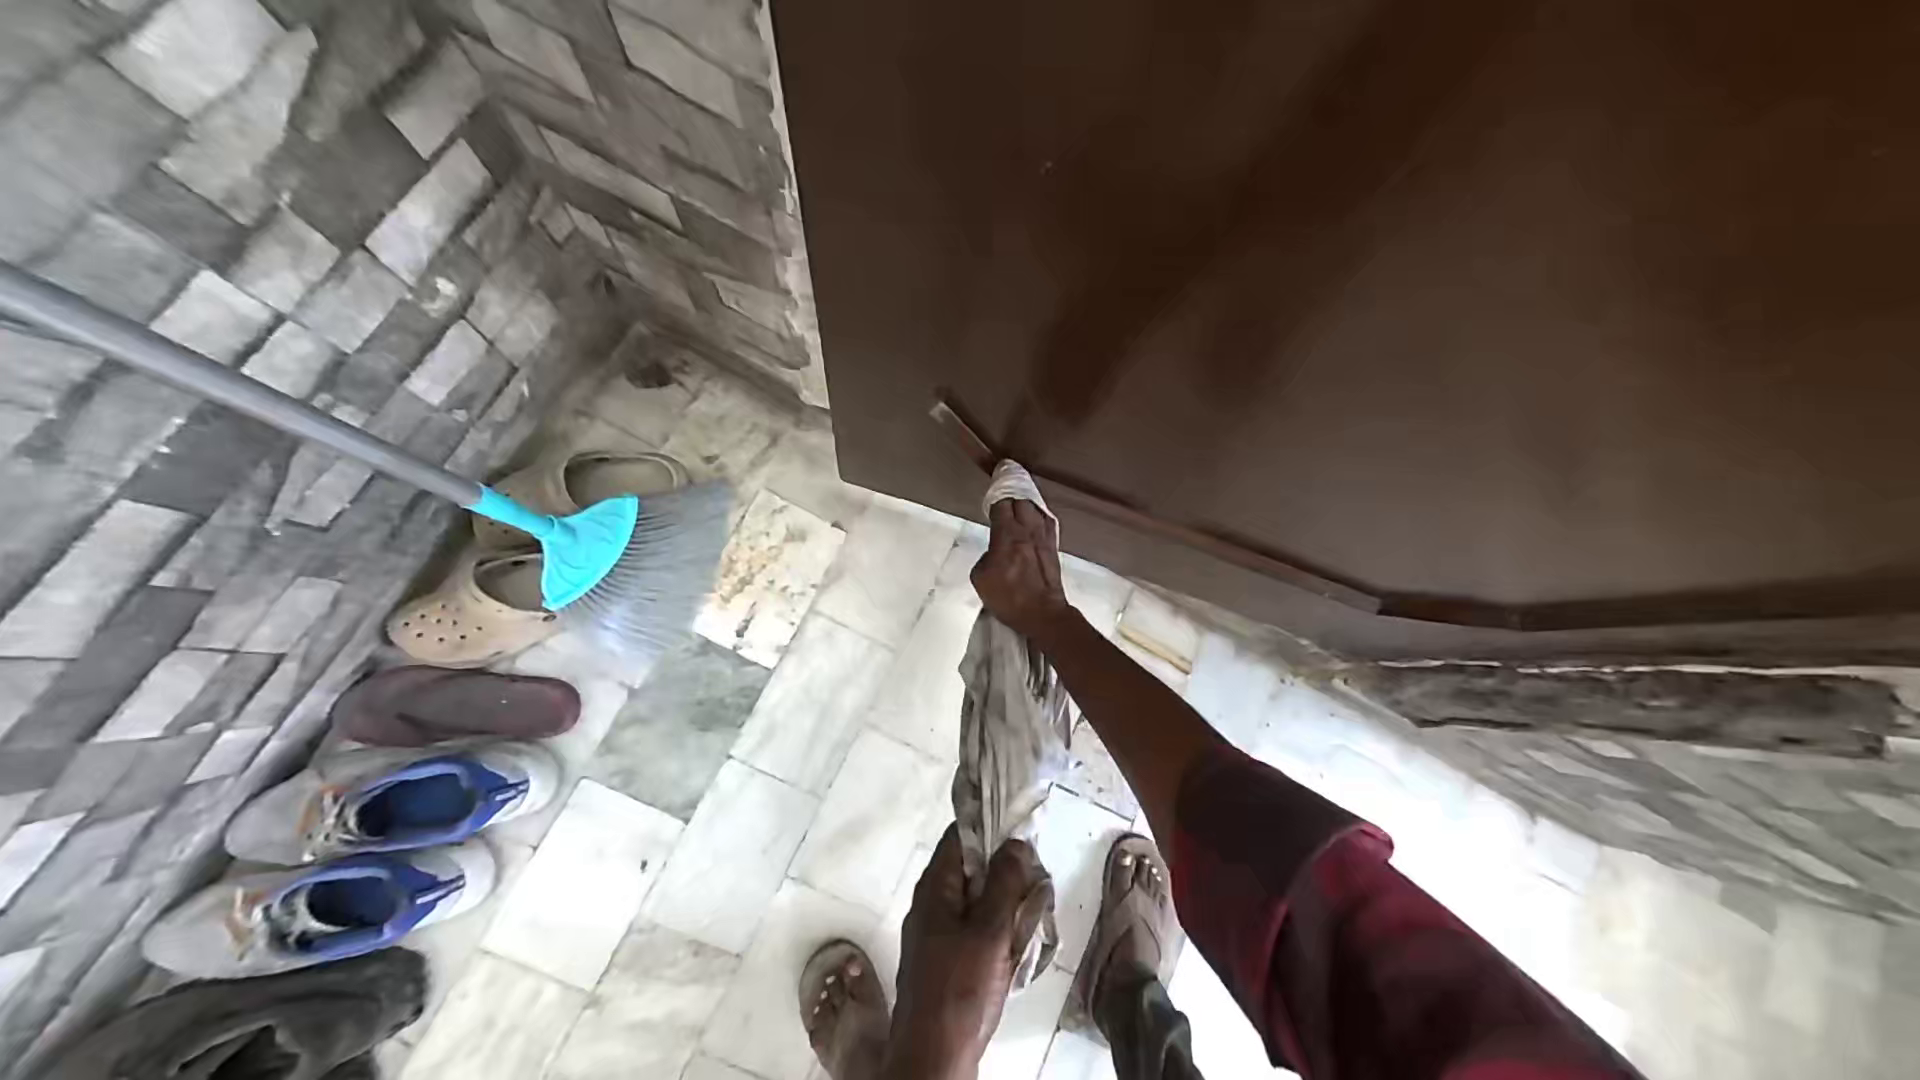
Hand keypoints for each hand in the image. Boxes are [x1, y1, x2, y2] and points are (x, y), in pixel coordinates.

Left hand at [885, 826, 1044, 1079]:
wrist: (934, 1059)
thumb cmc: (961, 989)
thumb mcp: (989, 931)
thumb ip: (1004, 883)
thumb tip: (1015, 842)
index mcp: (935, 887)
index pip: (960, 836)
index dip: (990, 827)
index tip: (1022, 831)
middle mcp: (930, 903)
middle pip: (969, 868)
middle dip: (1003, 869)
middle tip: (1035, 877)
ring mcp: (935, 932)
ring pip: (974, 900)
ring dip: (1002, 901)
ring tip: (1031, 910)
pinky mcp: (944, 959)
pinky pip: (972, 928)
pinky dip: (994, 927)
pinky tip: (1016, 944)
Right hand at [971, 498, 1074, 641]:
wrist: (1043, 613)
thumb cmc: (1009, 598)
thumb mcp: (981, 578)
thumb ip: (986, 556)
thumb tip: (994, 550)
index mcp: (1007, 536)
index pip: (1001, 504)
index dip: (995, 494)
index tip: (990, 491)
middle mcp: (1027, 531)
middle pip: (1020, 500)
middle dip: (1011, 491)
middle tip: (1003, 487)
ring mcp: (1044, 537)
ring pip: (1035, 507)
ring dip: (1026, 500)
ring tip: (1018, 497)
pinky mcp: (1053, 546)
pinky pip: (1046, 520)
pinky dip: (1038, 513)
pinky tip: (1035, 513)